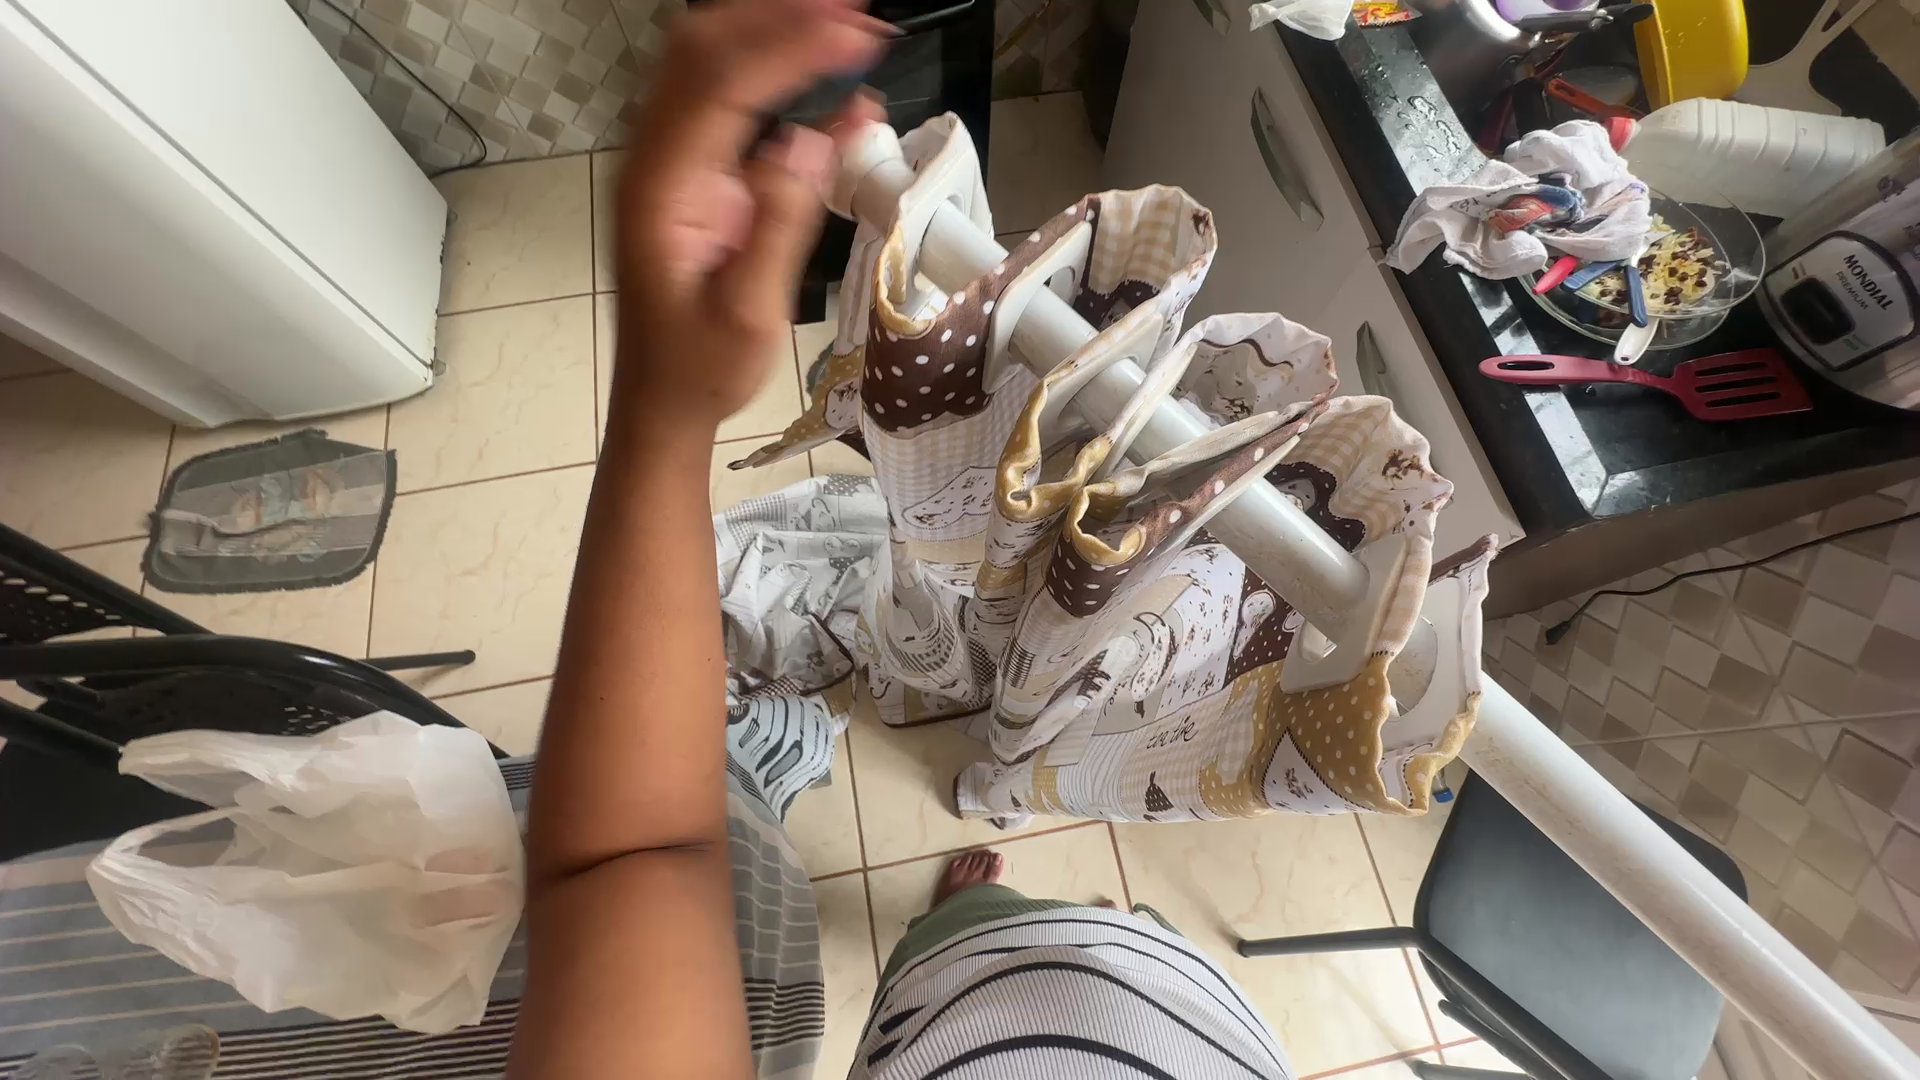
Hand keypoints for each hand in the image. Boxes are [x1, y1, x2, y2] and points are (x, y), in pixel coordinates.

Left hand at [610, 0, 888, 433]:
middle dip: (780, 18)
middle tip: (856, 15)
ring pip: (710, 65)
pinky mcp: (689, 181)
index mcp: (660, 187)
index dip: (792, 47)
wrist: (662, 399)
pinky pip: (727, 109)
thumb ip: (776, 226)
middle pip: (705, 48)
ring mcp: (668, 166)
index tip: (856, 34)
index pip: (723, 84)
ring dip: (774, 35)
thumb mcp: (747, 313)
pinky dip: (774, 84)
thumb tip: (810, 143)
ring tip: (843, 30)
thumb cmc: (700, 369)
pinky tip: (823, 89)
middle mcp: (654, 159)